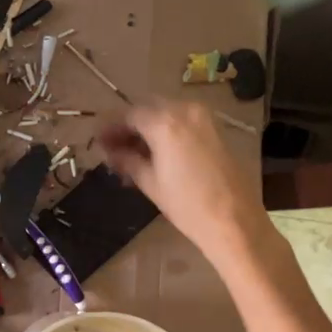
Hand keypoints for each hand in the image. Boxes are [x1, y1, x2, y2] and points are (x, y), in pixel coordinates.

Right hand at [99, 97, 271, 261]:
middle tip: (112, 147)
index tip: (97, 141)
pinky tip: (154, 153)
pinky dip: (165, 132)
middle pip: (147, 110)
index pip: (128, 115)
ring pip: (165, 115)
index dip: (110, 127)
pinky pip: (182, 123)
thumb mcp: (149, 182)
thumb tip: (111, 151)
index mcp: (164, 123)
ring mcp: (204, 119)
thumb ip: (126, 159)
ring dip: (147, 129)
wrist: (234, 221)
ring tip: (131, 154)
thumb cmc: (186, 204)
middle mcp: (185, 111)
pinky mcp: (215, 131)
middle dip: (128, 126)